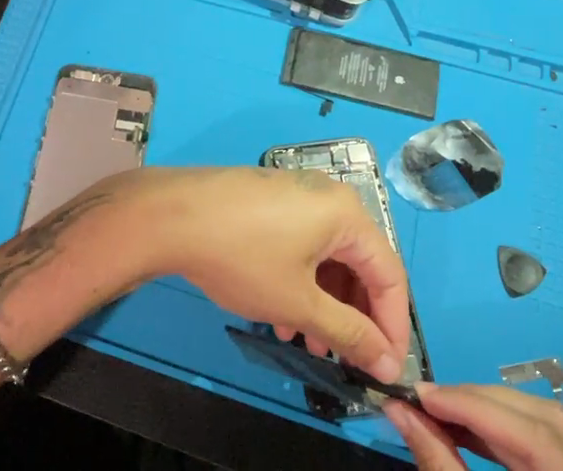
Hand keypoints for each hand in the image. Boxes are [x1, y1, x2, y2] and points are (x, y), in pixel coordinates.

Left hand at [101, 166, 411, 381]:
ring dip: (323, 304)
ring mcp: (295, 195)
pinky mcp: (268, 200)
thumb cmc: (242, 258)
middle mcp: (327, 197)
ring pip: (326, 258)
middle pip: (358, 265)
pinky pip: (301, 244)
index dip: (392, 326)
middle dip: (352, 316)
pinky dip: (300, 282)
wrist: (170, 216)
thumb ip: (348, 333)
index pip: (390, 276)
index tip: (388, 368)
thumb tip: (389, 362)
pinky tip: (280, 316)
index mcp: (347, 214)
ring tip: (306, 344)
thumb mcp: (298, 303)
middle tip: (344, 359)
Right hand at [382, 384, 562, 470]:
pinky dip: (515, 433)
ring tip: (448, 415)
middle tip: (428, 402)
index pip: (532, 435)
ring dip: (497, 413)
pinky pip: (561, 444)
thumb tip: (399, 410)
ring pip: (557, 424)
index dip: (474, 408)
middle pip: (547, 418)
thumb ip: (439, 466)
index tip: (420, 396)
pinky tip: (478, 436)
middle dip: (482, 403)